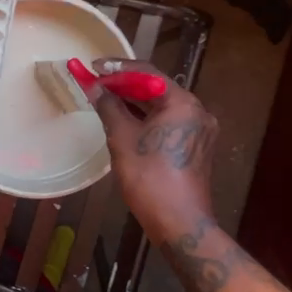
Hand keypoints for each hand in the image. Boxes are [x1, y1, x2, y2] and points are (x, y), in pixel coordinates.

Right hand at [90, 58, 217, 235]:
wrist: (180, 224)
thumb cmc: (150, 178)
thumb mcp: (122, 138)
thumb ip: (108, 107)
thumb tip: (93, 86)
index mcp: (183, 103)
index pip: (147, 73)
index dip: (116, 69)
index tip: (92, 68)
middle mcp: (197, 111)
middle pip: (156, 88)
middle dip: (124, 85)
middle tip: (95, 82)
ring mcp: (199, 129)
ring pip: (161, 106)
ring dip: (134, 101)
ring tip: (104, 98)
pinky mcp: (196, 146)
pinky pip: (168, 122)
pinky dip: (146, 118)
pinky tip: (124, 119)